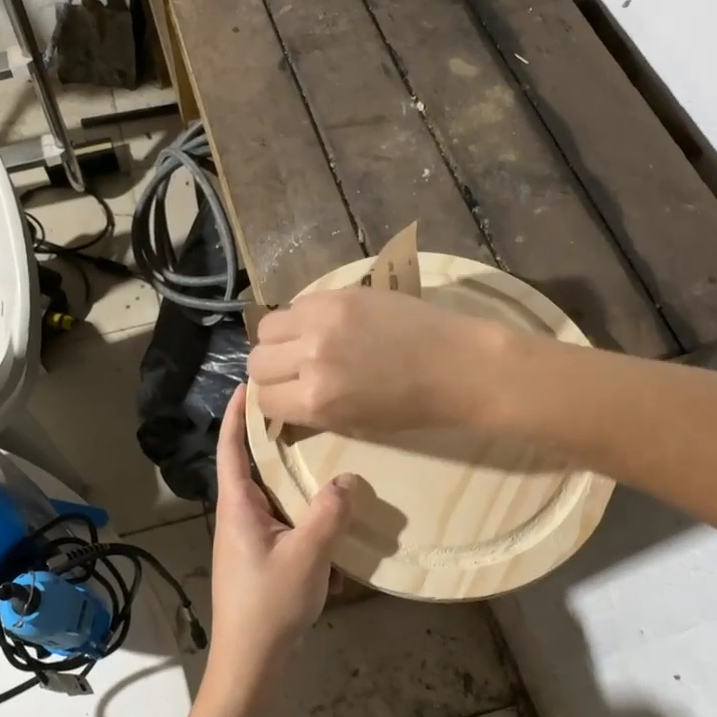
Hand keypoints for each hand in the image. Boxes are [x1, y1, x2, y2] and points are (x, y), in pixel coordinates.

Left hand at [207, 386, 363, 680]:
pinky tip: (328, 511)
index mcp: (237, 506)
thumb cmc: (268, 604)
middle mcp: (238, 515)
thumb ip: (329, 514)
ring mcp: (248, 538)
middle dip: (270, 438)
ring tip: (320, 452)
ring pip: (269, 494)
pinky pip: (281, 519)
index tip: (247, 384)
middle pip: (251, 466)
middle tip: (301, 412)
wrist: (251, 662)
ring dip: (288, 474)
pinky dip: (299, 507)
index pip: (230, 448)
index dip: (235, 415)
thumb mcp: (307, 555)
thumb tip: (349, 478)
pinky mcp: (262, 557)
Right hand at [248, 288, 512, 433]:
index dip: (273, 400)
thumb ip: (312, 410)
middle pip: (257, 361)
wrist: (459, 365)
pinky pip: (297, 303)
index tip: (287, 397)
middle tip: (293, 370)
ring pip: (267, 327)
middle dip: (271, 370)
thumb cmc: (413, 407)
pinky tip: (325, 324)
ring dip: (279, 339)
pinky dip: (302, 316)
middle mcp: (310, 358)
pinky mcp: (340, 293)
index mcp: (316, 400)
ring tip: (302, 342)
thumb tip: (284, 398)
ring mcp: (323, 320)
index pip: (263, 399)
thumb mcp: (354, 423)